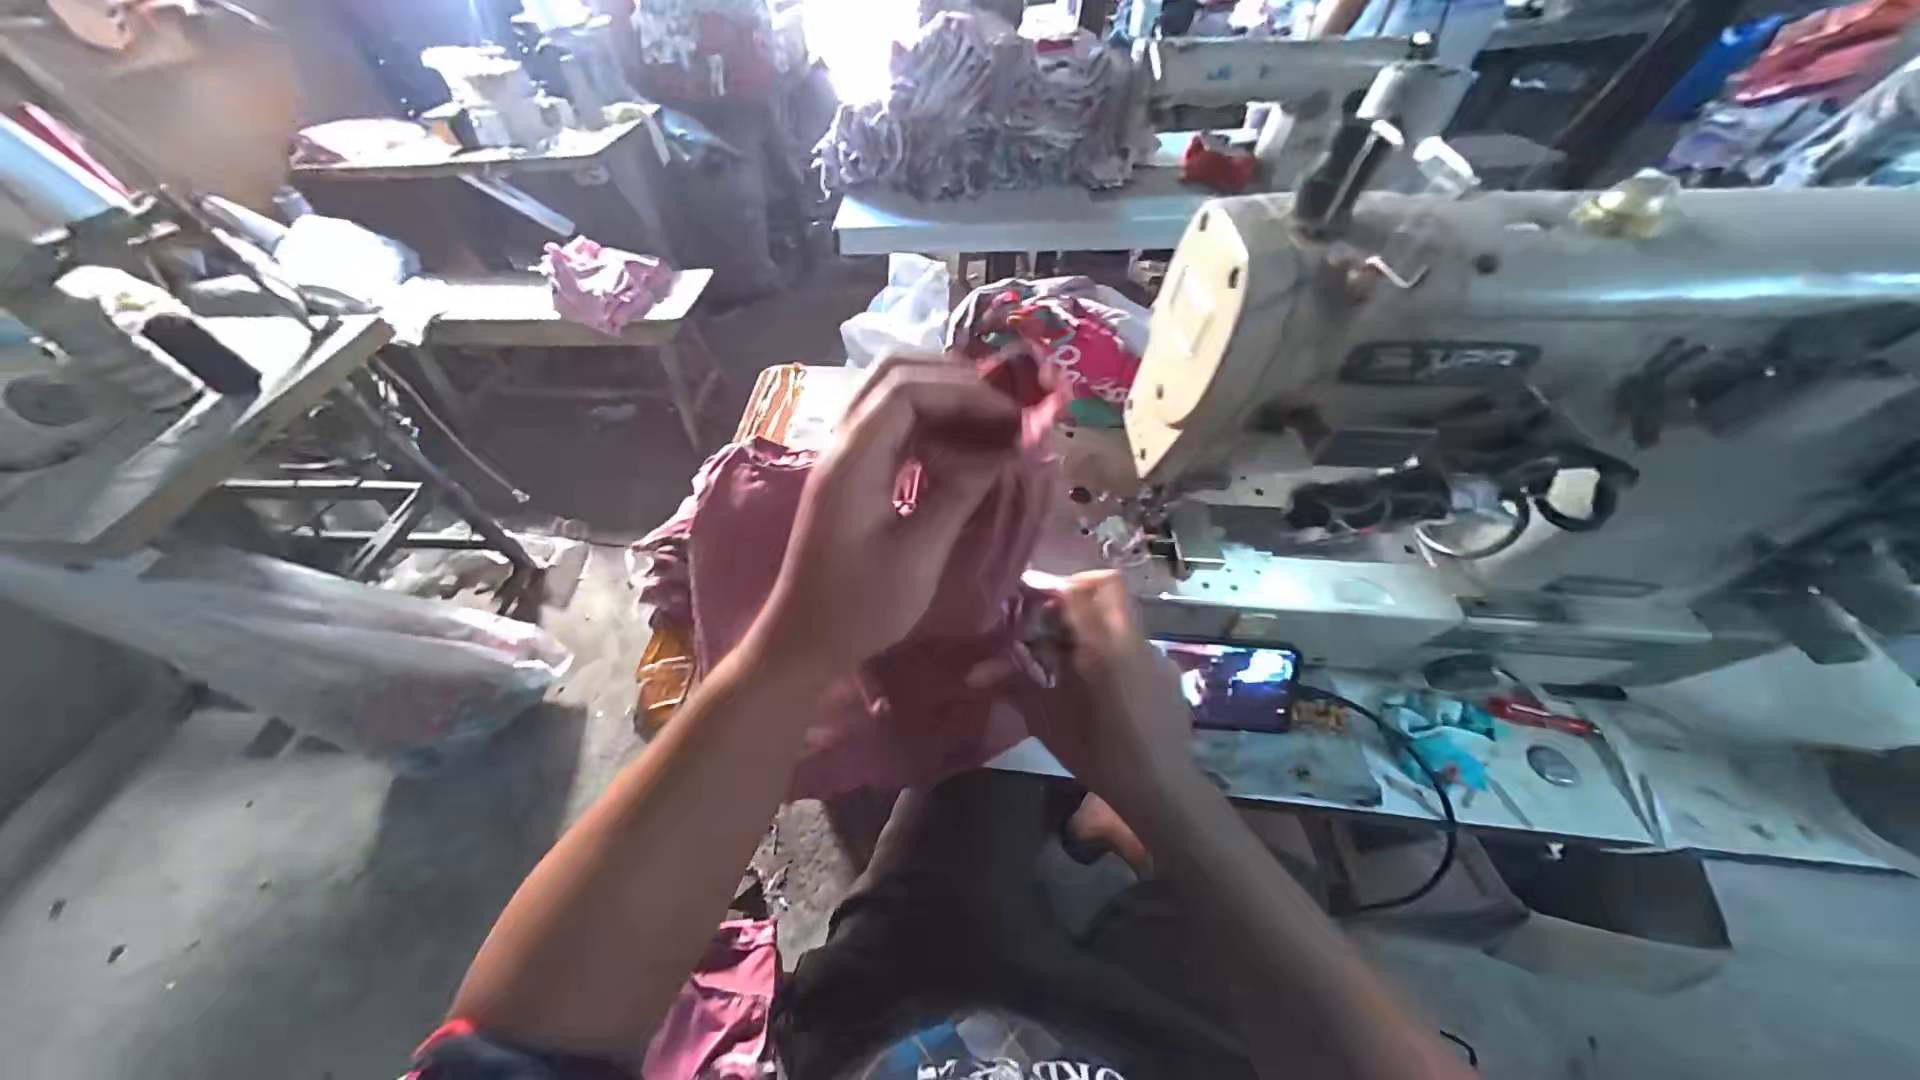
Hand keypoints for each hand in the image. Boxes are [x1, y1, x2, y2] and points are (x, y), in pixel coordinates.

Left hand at [752, 357, 1019, 674]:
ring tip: (991, 422)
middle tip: (1002, 407)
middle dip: (952, 381)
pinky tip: (961, 448)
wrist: (805, 642)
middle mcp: (843, 445)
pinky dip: (930, 427)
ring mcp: (845, 459)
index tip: (1011, 415)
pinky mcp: (853, 477)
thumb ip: (959, 494)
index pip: (906, 389)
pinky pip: (892, 429)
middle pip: (893, 376)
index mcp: (853, 460)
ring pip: (891, 398)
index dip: (964, 392)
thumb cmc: (860, 608)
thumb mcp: (918, 555)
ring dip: (942, 400)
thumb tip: (1003, 452)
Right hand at [1029, 571, 1201, 817]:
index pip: (1076, 590)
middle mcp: (1131, 640)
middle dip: (1073, 593)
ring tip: (1069, 652)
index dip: (1048, 584)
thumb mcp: (1047, 723)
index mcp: (1100, 648)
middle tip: (1047, 615)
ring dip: (1090, 621)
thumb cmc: (1099, 756)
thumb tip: (974, 674)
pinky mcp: (1167, 670)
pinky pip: (1133, 643)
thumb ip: (1013, 687)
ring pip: (1119, 615)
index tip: (1026, 592)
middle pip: (1105, 587)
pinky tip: (1100, 680)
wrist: (1164, 789)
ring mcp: (1154, 653)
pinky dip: (1110, 647)